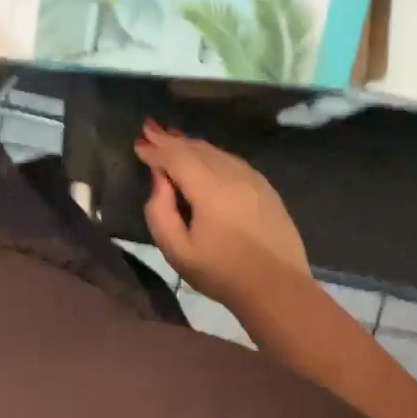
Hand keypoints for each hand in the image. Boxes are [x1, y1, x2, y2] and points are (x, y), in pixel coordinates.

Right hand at [134, 123, 310, 306]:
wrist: (277, 289)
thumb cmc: (221, 273)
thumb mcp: (177, 250)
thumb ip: (159, 212)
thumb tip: (160, 181)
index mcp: (210, 191)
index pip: (177, 158)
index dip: (156, 149)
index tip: (138, 143)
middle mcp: (233, 177)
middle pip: (197, 149)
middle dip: (170, 139)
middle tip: (149, 128)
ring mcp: (254, 181)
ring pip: (217, 152)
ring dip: (192, 144)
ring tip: (172, 138)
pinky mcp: (266, 189)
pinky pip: (233, 161)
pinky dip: (213, 154)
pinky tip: (205, 156)